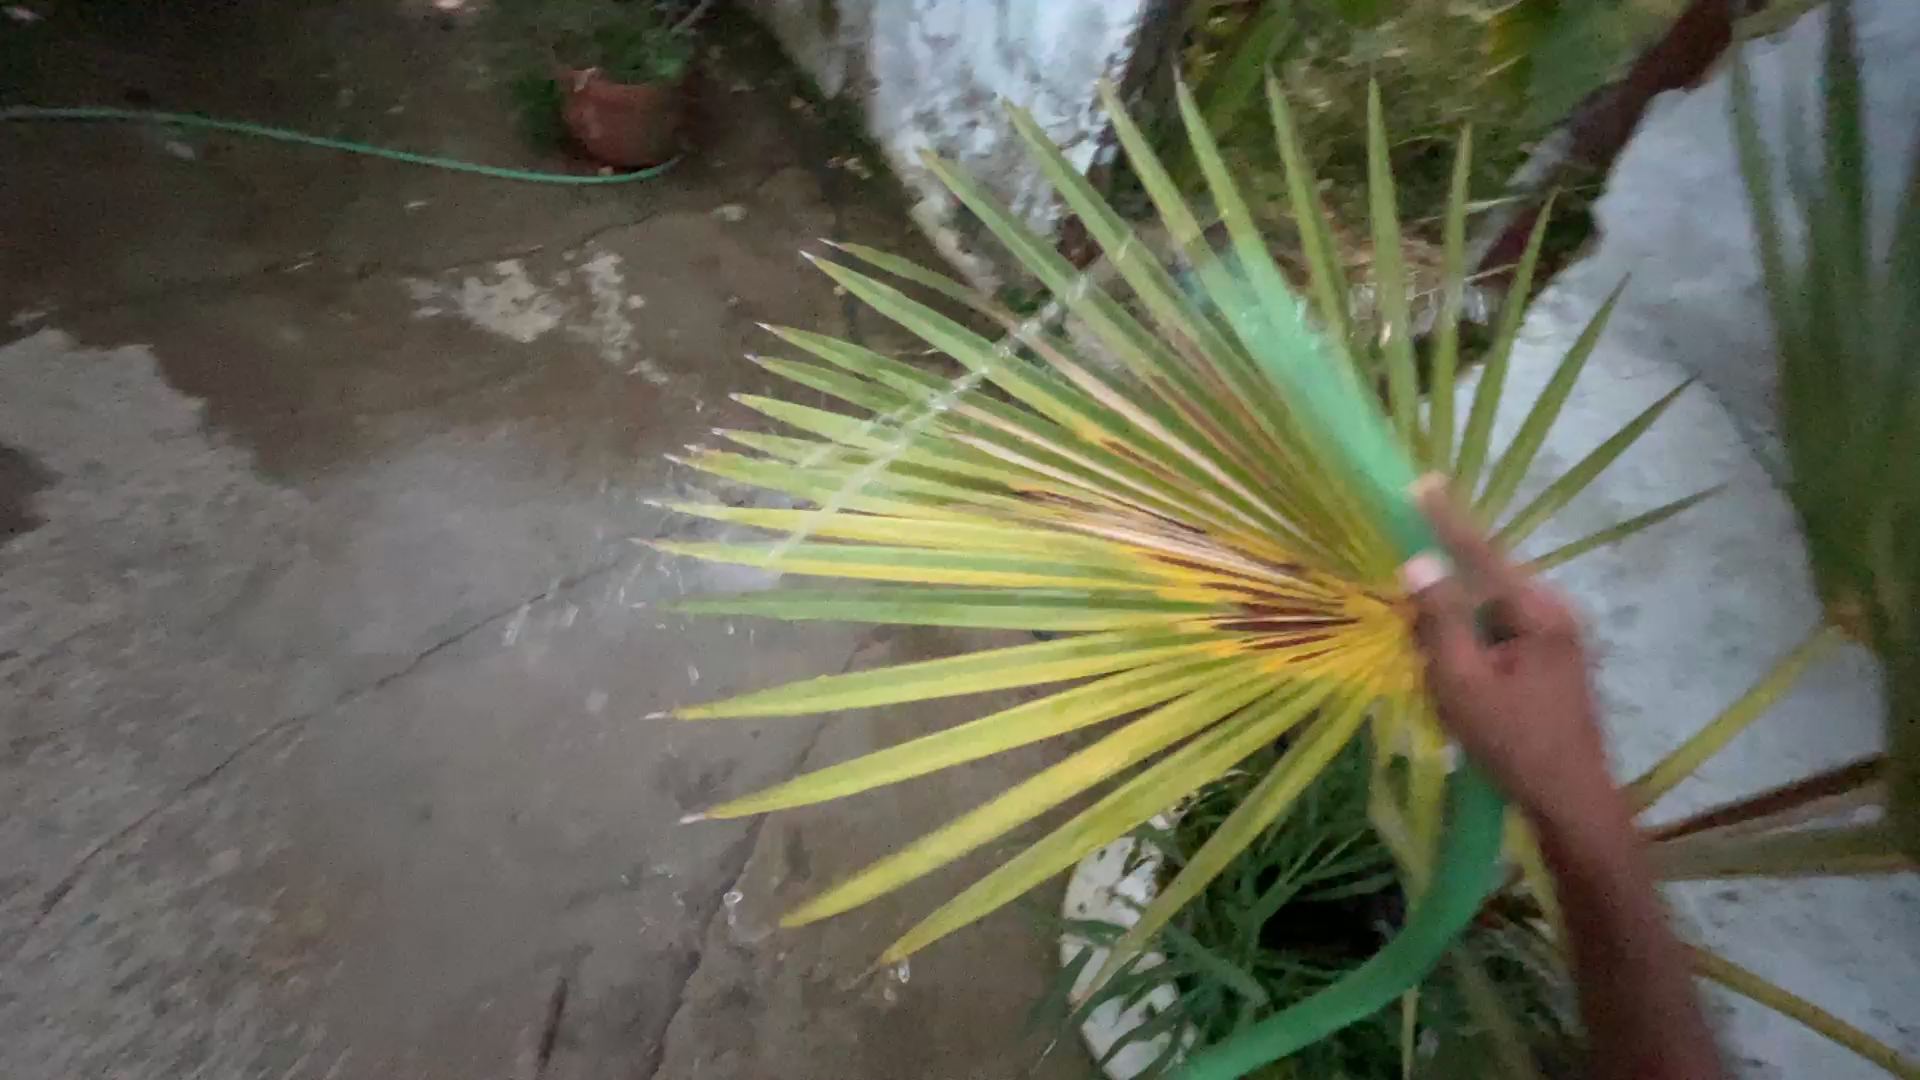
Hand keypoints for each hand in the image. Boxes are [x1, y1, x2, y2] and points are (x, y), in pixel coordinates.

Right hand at [1400, 480, 1620, 828]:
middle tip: (1414, 633)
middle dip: (1439, 591)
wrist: (1569, 802)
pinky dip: (1463, 639)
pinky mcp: (1546, 656)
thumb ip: (1439, 618)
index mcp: (1537, 613)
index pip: (1481, 552)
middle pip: (1480, 579)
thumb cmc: (1511, 741)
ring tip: (1437, 668)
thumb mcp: (1461, 680)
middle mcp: (1552, 613)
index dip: (1445, 518)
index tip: (1421, 482)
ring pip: (1482, 608)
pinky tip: (1453, 673)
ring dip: (1449, 623)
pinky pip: (1491, 629)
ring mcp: (1553, 635)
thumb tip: (1418, 561)